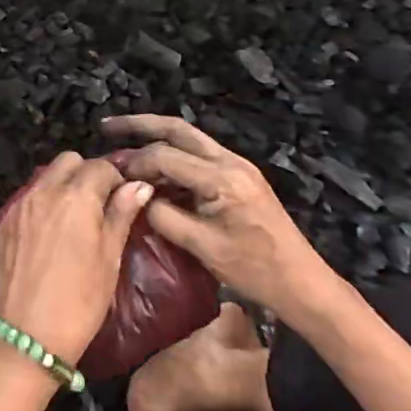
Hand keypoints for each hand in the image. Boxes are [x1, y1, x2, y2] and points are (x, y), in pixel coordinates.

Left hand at [0, 152, 153, 366]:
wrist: (28, 332)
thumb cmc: (81, 300)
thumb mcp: (110, 259)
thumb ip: (121, 215)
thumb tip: (139, 186)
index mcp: (75, 197)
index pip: (100, 166)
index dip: (116, 179)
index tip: (124, 199)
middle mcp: (43, 190)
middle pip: (68, 161)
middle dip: (87, 174)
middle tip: (100, 205)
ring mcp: (20, 203)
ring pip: (46, 175)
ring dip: (64, 185)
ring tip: (77, 219)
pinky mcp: (5, 219)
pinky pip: (29, 196)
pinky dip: (44, 201)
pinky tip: (53, 231)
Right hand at [103, 114, 340, 321]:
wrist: (304, 286)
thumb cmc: (254, 270)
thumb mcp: (200, 246)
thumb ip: (160, 214)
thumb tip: (134, 193)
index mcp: (222, 178)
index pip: (164, 155)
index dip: (134, 162)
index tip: (111, 175)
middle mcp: (231, 162)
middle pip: (177, 129)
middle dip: (139, 124)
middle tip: (106, 126)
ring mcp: (237, 166)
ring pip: (187, 137)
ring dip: (154, 136)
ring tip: (122, 140)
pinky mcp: (239, 176)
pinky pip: (197, 154)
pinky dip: (170, 154)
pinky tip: (152, 167)